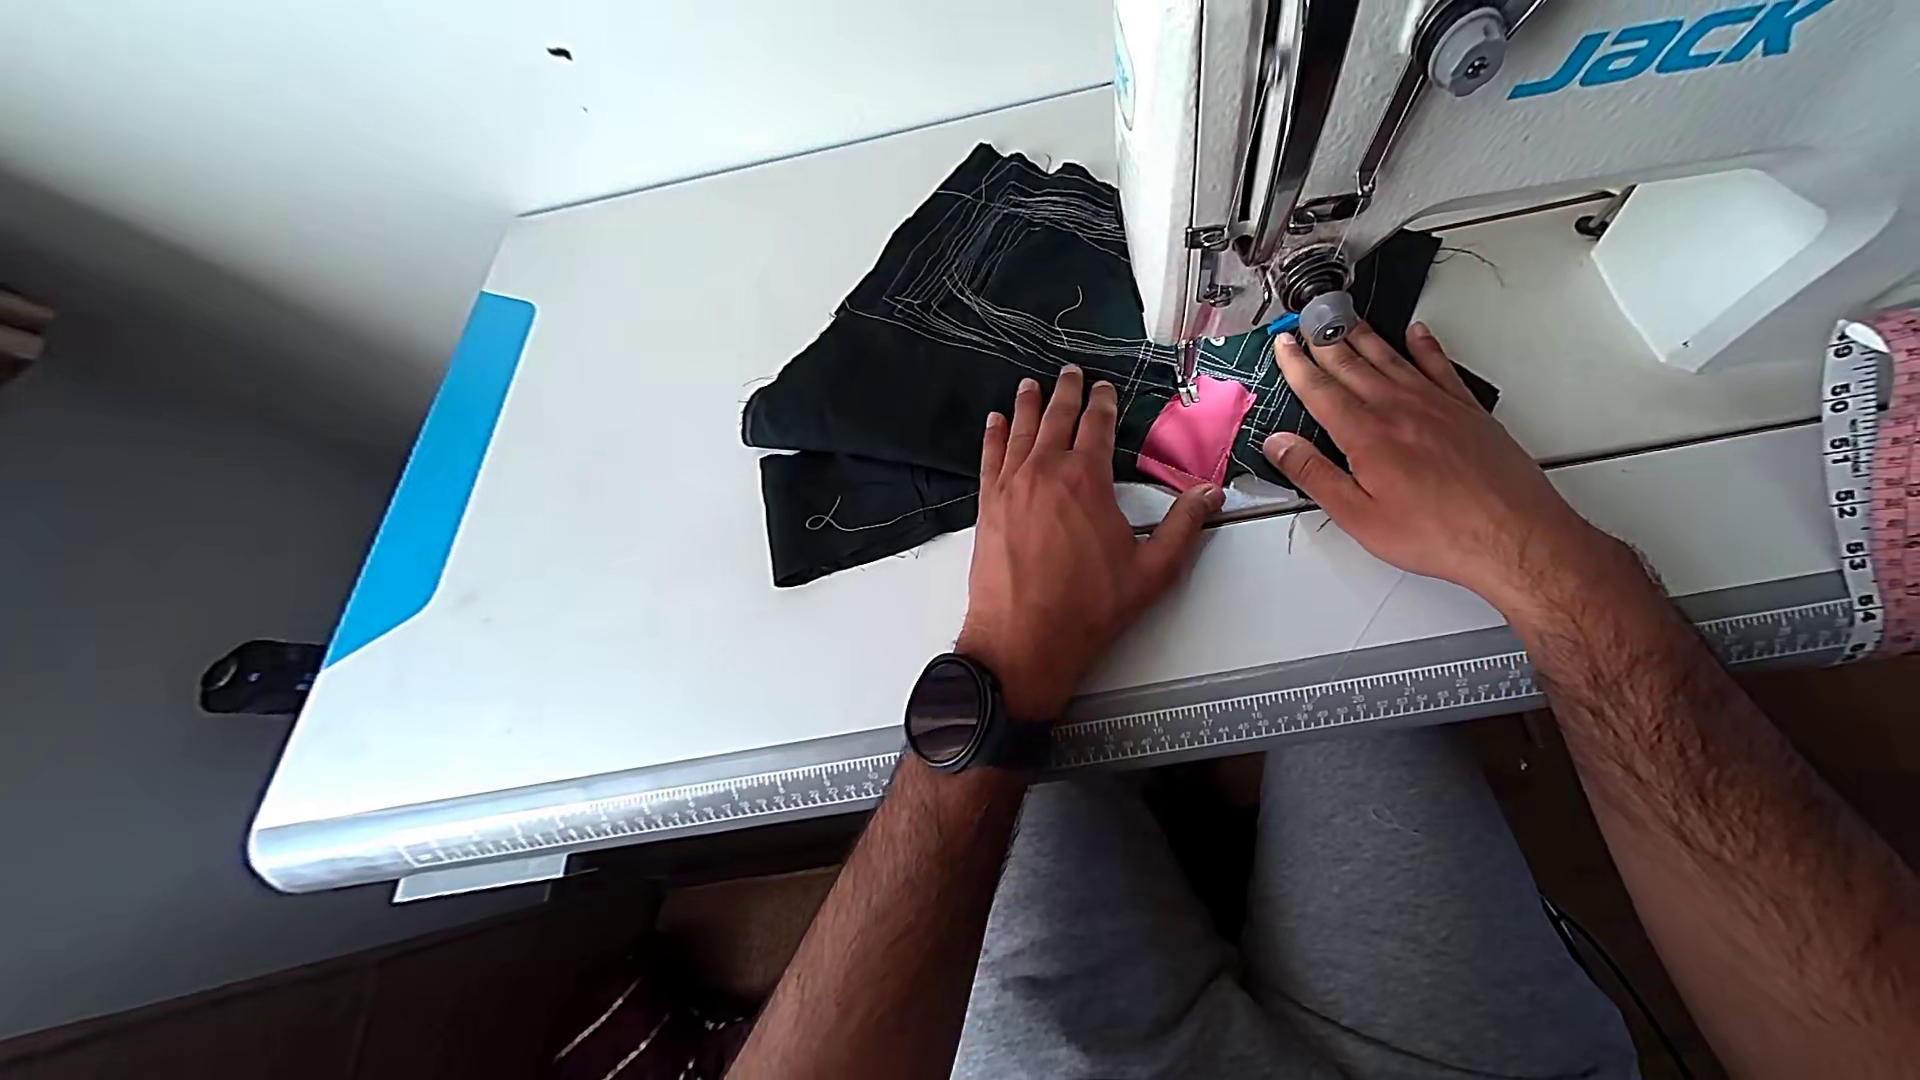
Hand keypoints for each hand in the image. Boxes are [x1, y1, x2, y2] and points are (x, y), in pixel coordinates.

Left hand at [959, 366, 1223, 720]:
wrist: (1024, 639)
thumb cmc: (1086, 608)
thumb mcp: (1151, 570)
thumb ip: (1184, 527)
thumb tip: (1208, 495)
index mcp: (1087, 480)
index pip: (1097, 426)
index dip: (1102, 403)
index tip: (1102, 389)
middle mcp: (1045, 472)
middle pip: (1057, 419)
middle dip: (1065, 392)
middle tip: (1068, 373)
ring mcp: (1011, 487)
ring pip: (1021, 431)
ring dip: (1028, 405)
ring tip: (1031, 385)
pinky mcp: (988, 506)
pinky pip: (990, 458)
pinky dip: (994, 436)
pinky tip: (996, 422)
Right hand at [1260, 322, 1629, 617]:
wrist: (1515, 538)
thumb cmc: (1438, 533)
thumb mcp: (1356, 514)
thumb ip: (1312, 473)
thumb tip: (1278, 445)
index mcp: (1368, 436)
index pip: (1320, 389)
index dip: (1297, 365)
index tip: (1284, 345)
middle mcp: (1401, 410)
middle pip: (1353, 365)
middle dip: (1324, 341)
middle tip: (1307, 322)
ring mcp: (1438, 406)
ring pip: (1391, 358)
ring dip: (1363, 336)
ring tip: (1345, 320)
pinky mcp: (1467, 411)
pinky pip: (1440, 366)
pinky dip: (1425, 346)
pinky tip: (1416, 334)